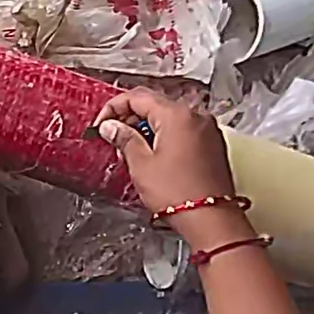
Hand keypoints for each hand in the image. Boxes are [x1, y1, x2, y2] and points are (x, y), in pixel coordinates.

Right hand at [93, 89, 237, 213]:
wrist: (210, 217)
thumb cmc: (178, 193)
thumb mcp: (141, 164)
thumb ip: (124, 139)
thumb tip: (111, 126)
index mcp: (177, 115)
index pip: (138, 97)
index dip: (114, 108)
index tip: (102, 123)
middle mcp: (196, 115)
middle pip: (155, 104)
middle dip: (129, 117)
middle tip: (112, 137)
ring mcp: (207, 129)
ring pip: (169, 116)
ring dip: (146, 127)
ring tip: (131, 150)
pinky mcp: (211, 143)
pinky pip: (183, 129)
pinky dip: (164, 135)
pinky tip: (153, 155)